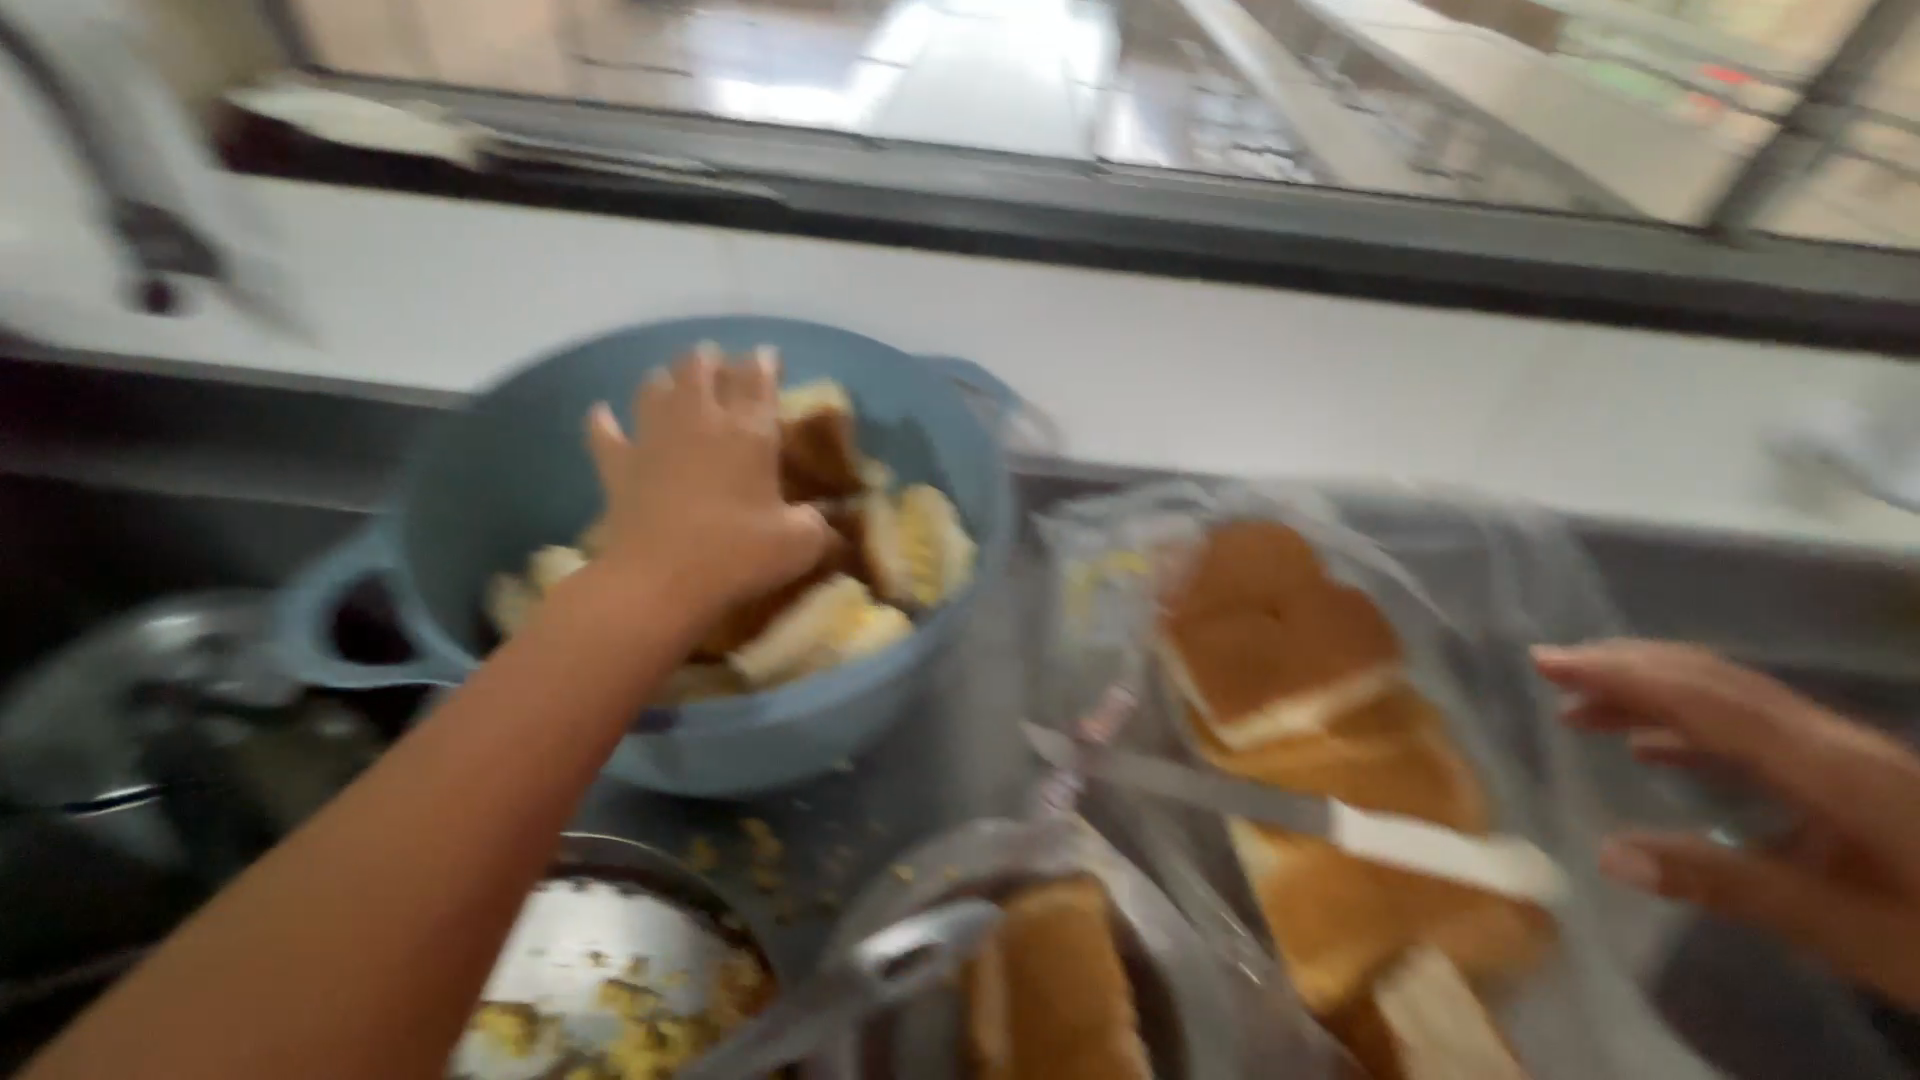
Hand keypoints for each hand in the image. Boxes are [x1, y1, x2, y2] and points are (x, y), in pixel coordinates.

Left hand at [585, 345, 829, 618]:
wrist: (659, 582)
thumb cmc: (737, 556)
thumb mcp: (800, 544)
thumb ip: (818, 524)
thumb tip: (824, 519)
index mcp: (749, 430)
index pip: (758, 377)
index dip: (766, 362)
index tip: (771, 358)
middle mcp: (699, 419)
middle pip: (700, 367)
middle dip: (713, 361)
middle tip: (723, 369)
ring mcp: (652, 438)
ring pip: (654, 386)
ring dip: (666, 380)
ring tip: (675, 385)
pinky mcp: (618, 465)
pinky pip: (604, 431)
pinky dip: (605, 421)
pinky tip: (604, 415)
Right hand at [1535, 640, 1919, 1009]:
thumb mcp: (1859, 935)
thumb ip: (1733, 887)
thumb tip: (1609, 854)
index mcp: (1839, 771)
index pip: (1708, 702)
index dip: (1623, 676)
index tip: (1549, 662)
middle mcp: (1843, 748)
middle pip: (1720, 683)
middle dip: (1630, 668)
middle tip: (1553, 666)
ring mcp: (1856, 761)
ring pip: (1737, 702)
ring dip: (1655, 695)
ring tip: (1583, 707)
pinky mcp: (1863, 782)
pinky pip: (1758, 734)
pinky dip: (1693, 729)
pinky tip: (1654, 751)